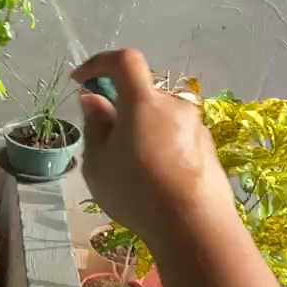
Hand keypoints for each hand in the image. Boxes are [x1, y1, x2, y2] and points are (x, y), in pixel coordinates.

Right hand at [75, 49, 236, 251]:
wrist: (194, 224)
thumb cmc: (135, 191)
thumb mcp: (98, 162)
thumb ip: (95, 125)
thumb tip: (94, 100)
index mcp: (143, 102)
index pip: (123, 62)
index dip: (99, 63)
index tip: (81, 80)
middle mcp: (173, 105)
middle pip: (141, 94)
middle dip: (118, 109)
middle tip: (102, 143)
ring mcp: (194, 126)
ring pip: (157, 117)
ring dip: (138, 131)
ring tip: (126, 169)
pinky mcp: (206, 147)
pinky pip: (172, 136)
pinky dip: (156, 146)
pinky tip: (150, 180)